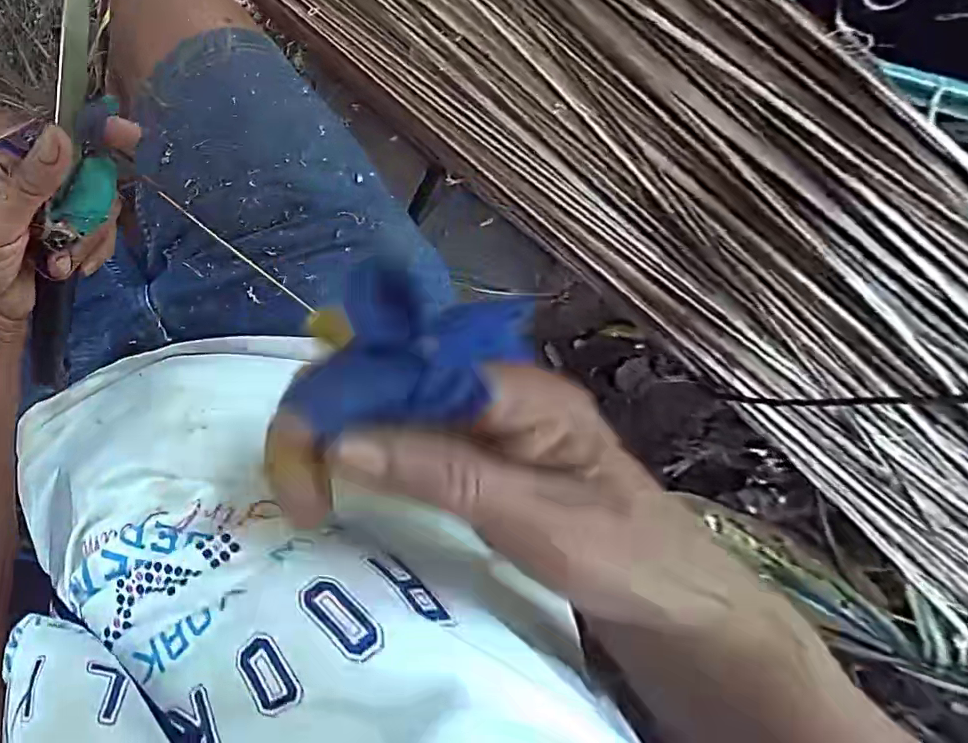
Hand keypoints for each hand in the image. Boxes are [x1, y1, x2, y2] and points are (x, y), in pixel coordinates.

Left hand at [0, 115, 139, 349]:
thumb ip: (30, 181)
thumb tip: (59, 135)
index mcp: (11, 166)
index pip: (56, 134)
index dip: (92, 130)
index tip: (123, 133)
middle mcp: (38, 181)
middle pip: (89, 168)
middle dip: (92, 202)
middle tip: (79, 227)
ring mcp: (58, 209)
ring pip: (100, 202)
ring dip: (87, 235)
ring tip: (60, 261)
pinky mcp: (72, 236)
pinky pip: (102, 231)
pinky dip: (93, 251)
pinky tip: (70, 269)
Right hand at [268, 364, 767, 632]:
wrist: (676, 602)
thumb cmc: (626, 559)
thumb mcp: (538, 521)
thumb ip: (439, 473)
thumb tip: (337, 442)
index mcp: (509, 385)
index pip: (402, 364)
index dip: (342, 393)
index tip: (300, 445)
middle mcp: (474, 382)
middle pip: (371, 372)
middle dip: (318, 414)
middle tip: (291, 481)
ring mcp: (457, 409)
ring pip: (364, 397)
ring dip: (319, 432)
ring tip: (299, 487)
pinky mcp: (445, 438)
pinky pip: (377, 427)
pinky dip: (340, 447)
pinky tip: (323, 473)